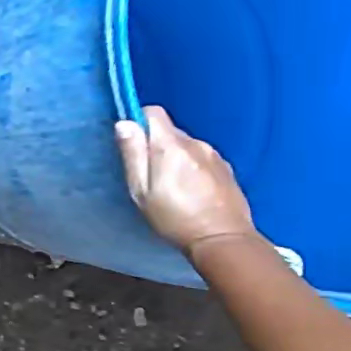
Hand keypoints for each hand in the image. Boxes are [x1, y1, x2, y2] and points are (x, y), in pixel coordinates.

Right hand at [114, 105, 258, 256]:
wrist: (223, 238)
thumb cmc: (174, 216)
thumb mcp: (141, 189)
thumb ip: (133, 154)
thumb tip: (124, 123)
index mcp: (171, 145)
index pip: (153, 112)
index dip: (138, 121)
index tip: (130, 142)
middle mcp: (195, 143)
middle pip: (168, 130)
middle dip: (154, 144)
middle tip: (146, 172)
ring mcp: (214, 155)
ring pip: (185, 145)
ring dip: (173, 156)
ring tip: (168, 184)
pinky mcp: (226, 168)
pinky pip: (200, 157)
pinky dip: (189, 165)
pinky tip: (189, 189)